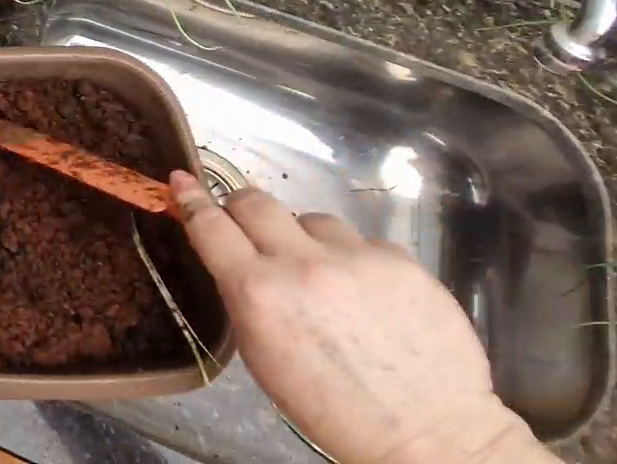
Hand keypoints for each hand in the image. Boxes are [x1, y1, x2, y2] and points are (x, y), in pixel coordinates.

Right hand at [169, 172, 553, 463]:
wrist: (435, 436)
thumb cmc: (330, 405)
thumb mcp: (261, 350)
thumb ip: (242, 293)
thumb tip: (231, 253)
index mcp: (257, 290)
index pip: (209, 223)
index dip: (191, 197)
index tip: (181, 179)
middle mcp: (301, 263)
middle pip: (254, 201)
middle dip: (244, 209)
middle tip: (250, 228)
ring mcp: (356, 258)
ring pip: (311, 218)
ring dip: (306, 238)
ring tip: (326, 274)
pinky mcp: (402, 262)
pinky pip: (363, 241)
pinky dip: (356, 259)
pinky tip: (369, 293)